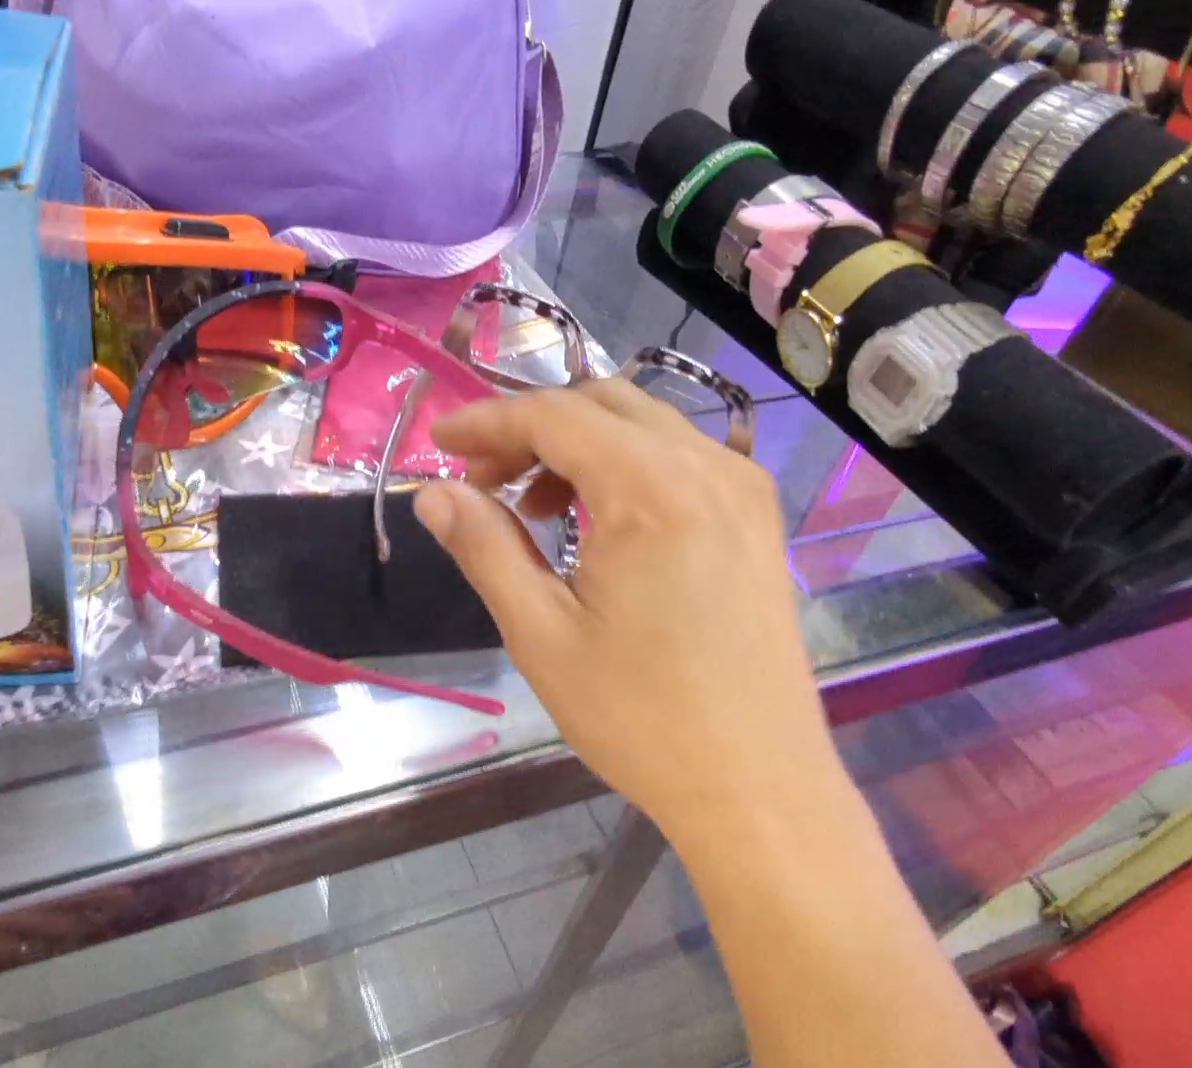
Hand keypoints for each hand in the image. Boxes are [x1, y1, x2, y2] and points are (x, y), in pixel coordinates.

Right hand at [415, 379, 838, 836]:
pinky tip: (595, 523)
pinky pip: (678, 459)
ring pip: (642, 425)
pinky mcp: (756, 518)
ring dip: (576, 446)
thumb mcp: (541, 634)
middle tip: (480, 480)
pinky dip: (622, 467)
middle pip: (601, 404)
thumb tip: (433, 493)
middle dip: (530, 429)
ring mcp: (742, 488)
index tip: (439, 443)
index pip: (554, 416)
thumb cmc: (640, 718)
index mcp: (652, 489)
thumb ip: (485, 547)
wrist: (757, 787)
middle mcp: (708, 467)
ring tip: (532, 510)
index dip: (487, 421)